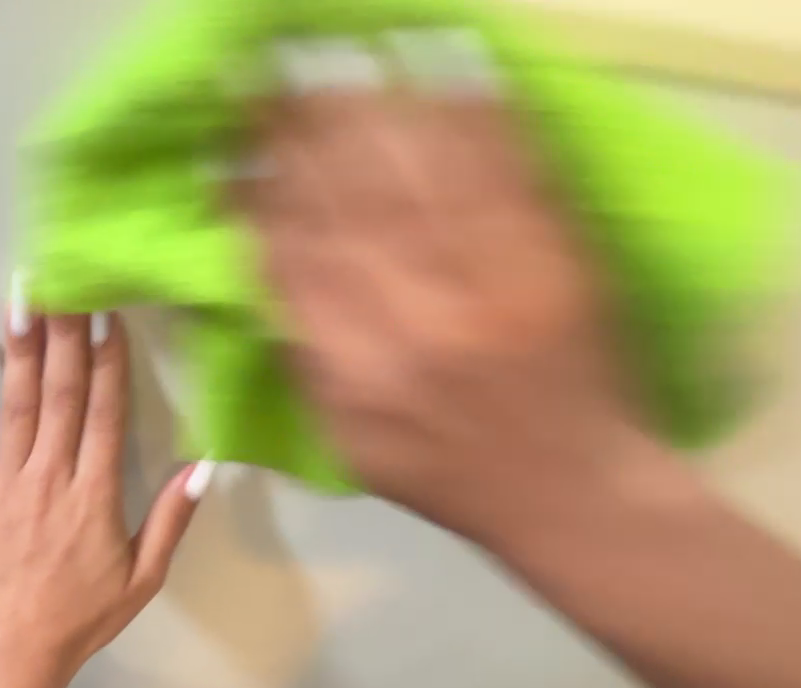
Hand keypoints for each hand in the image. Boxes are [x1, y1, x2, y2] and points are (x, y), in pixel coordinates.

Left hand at [0, 297, 209, 687]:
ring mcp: (7, 483)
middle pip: (62, 395)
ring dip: (22, 347)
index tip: (109, 312)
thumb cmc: (81, 618)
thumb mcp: (143, 579)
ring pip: (18, 404)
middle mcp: (51, 477)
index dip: (108, 360)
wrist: (11, 650)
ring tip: (23, 294)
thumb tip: (203, 466)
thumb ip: (170, 520)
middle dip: (67, 333)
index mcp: (95, 495)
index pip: (104, 414)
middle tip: (66, 277)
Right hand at [243, 78, 656, 545]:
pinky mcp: (557, 251)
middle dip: (296, 143)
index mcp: (361, 375)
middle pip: (346, 205)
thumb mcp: (350, 447)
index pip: (294, 265)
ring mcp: (497, 278)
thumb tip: (265, 289)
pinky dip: (461, 117)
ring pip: (416, 171)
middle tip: (260, 100)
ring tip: (321, 86)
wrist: (570, 488)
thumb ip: (306, 368)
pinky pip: (502, 165)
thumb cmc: (444, 478)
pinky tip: (422, 87)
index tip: (229, 171)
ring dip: (361, 117)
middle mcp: (422, 319)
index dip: (256, 208)